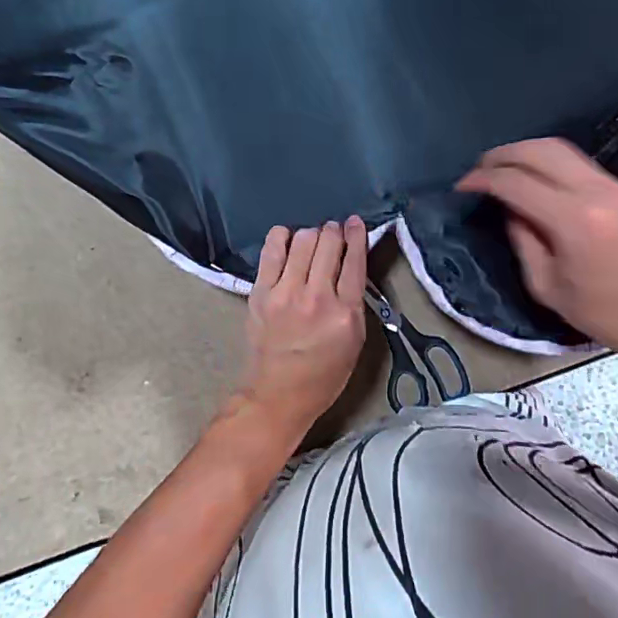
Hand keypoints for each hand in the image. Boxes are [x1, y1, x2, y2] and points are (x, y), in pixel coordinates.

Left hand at [235, 216, 370, 437]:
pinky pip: (272, 249)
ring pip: (303, 240)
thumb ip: (355, 302)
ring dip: (313, 233)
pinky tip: (288, 240)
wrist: (278, 394)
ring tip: (313, 239)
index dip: (356, 235)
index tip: (355, 222)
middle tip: (335, 232)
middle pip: (329, 243)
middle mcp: (316, 297)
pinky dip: (283, 237)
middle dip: (335, 231)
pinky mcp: (261, 292)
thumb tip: (350, 266)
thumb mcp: (356, 341)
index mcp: (345, 312)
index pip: (354, 260)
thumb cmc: (324, 374)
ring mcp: (285, 292)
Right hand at [456, 138, 617, 359]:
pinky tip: (538, 181)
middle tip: (479, 170)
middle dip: (501, 155)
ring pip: (561, 149)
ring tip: (503, 169)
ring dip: (526, 153)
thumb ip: (524, 243)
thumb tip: (510, 212)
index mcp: (572, 219)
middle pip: (538, 150)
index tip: (463, 187)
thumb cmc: (611, 316)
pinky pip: (579, 163)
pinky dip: (550, 163)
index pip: (515, 182)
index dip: (482, 179)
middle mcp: (594, 191)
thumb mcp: (549, 290)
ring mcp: (615, 186)